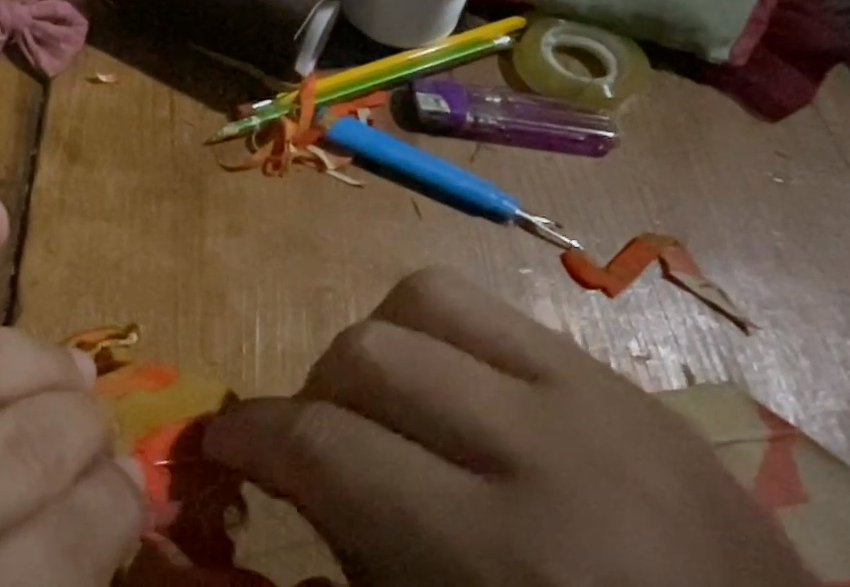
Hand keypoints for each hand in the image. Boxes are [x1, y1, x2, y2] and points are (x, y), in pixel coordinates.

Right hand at [202, 268, 811, 586]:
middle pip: (366, 352)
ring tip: (387, 404)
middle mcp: (547, 451)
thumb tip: (272, 475)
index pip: (323, 444)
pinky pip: (496, 312)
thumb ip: (349, 551)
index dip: (248, 435)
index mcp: (500, 547)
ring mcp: (598, 400)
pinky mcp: (624, 382)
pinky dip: (444, 340)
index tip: (224, 443)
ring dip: (379, 346)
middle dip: (314, 395)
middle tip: (318, 444)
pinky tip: (455, 397)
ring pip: (426, 297)